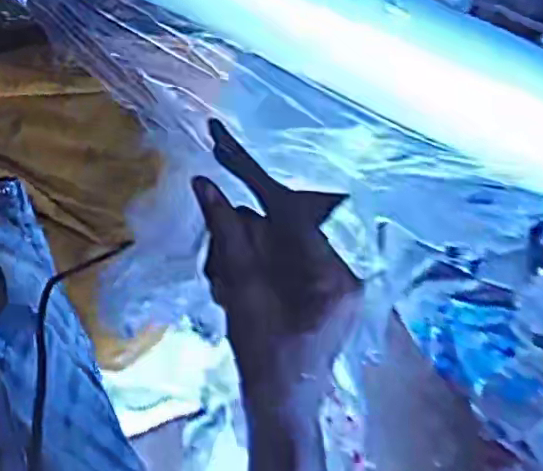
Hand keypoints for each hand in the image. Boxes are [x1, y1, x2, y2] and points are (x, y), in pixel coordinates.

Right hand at [195, 120, 360, 405]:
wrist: (282, 409)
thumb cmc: (267, 355)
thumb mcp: (242, 289)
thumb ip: (226, 231)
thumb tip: (204, 182)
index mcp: (331, 269)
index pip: (284, 203)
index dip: (246, 168)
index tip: (219, 134)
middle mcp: (338, 265)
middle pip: (272, 220)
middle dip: (237, 237)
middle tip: (220, 269)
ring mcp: (327, 274)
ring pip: (267, 235)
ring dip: (237, 253)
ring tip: (224, 289)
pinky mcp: (314, 282)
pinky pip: (273, 250)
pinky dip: (246, 262)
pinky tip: (234, 290)